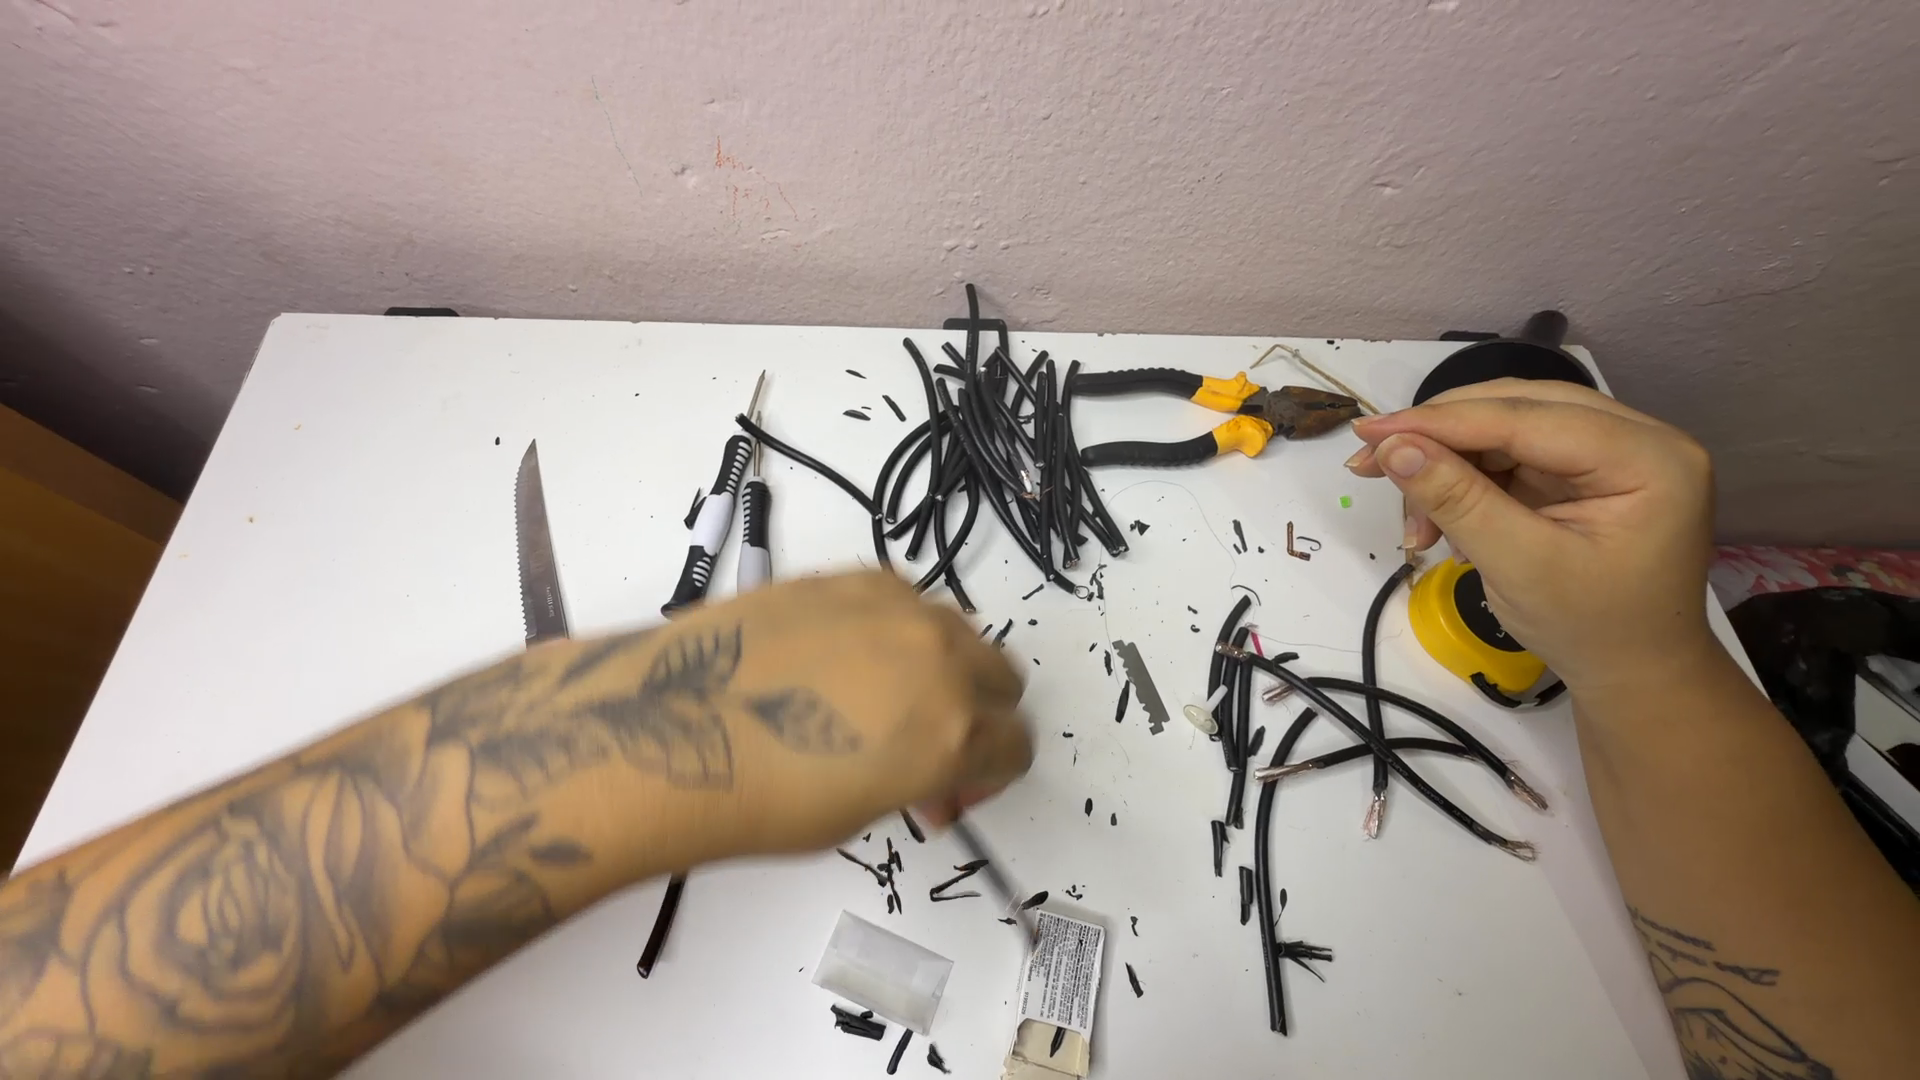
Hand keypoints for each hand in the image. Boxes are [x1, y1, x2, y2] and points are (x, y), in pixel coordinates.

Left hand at [662, 571, 1031, 853]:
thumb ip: (922, 778)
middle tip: (922, 738)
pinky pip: (908, 603)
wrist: (674, 723)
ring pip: (961, 633)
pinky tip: (841, 653)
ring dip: (942, 667)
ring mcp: (903, 609)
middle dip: (978, 713)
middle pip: (1003, 680)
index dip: (988, 774)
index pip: (1016, 747)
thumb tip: (928, 771)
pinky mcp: (860, 577)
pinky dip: (897, 631)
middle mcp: (945, 661)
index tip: (947, 785)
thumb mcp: (864, 810)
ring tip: (878, 692)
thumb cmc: (766, 798)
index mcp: (956, 733)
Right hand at [1343, 379, 1717, 694]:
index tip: (1366, 432)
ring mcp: (1602, 453)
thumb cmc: (1589, 626)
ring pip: (1498, 430)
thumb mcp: (1518, 565)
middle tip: (1368, 463)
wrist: (1631, 669)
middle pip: (1512, 409)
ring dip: (1442, 467)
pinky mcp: (1573, 472)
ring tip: (1415, 525)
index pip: (1525, 418)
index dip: (1439, 421)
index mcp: (1646, 458)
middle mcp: (1632, 439)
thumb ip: (1457, 500)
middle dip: (1436, 437)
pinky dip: (1458, 485)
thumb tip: (1392, 448)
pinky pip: (1500, 457)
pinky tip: (1439, 525)